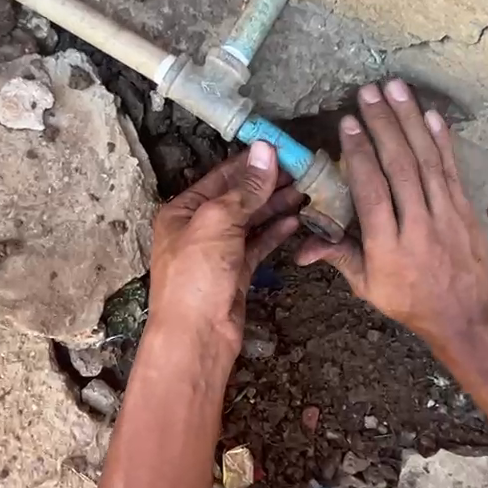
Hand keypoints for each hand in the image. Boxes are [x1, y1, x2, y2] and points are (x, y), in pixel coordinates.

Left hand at [146, 143, 305, 364]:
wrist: (196, 337)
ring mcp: (217, 251)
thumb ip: (245, 189)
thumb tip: (266, 152)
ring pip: (250, 221)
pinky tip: (294, 220)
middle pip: (238, 198)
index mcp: (182, 211)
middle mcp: (198, 228)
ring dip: (275, 205)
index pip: (221, 177)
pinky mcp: (235, 273)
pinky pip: (257, 244)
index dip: (251, 163)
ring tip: (304, 191)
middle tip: (301, 169)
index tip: (282, 149)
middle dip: (268, 183)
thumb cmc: (196, 277)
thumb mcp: (218, 222)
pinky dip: (274, 232)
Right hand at [296, 80, 487, 351]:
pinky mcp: (465, 208)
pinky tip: (430, 113)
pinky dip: (441, 139)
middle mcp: (418, 225)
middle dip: (383, 124)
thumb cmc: (409, 300)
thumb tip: (300, 249)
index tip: (348, 124)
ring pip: (426, 159)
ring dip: (410, 119)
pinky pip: (451, 168)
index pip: (372, 191)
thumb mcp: (367, 286)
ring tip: (396, 88)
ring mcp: (446, 214)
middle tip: (368, 92)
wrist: (465, 315)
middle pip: (400, 166)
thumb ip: (338, 257)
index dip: (359, 155)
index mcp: (388, 245)